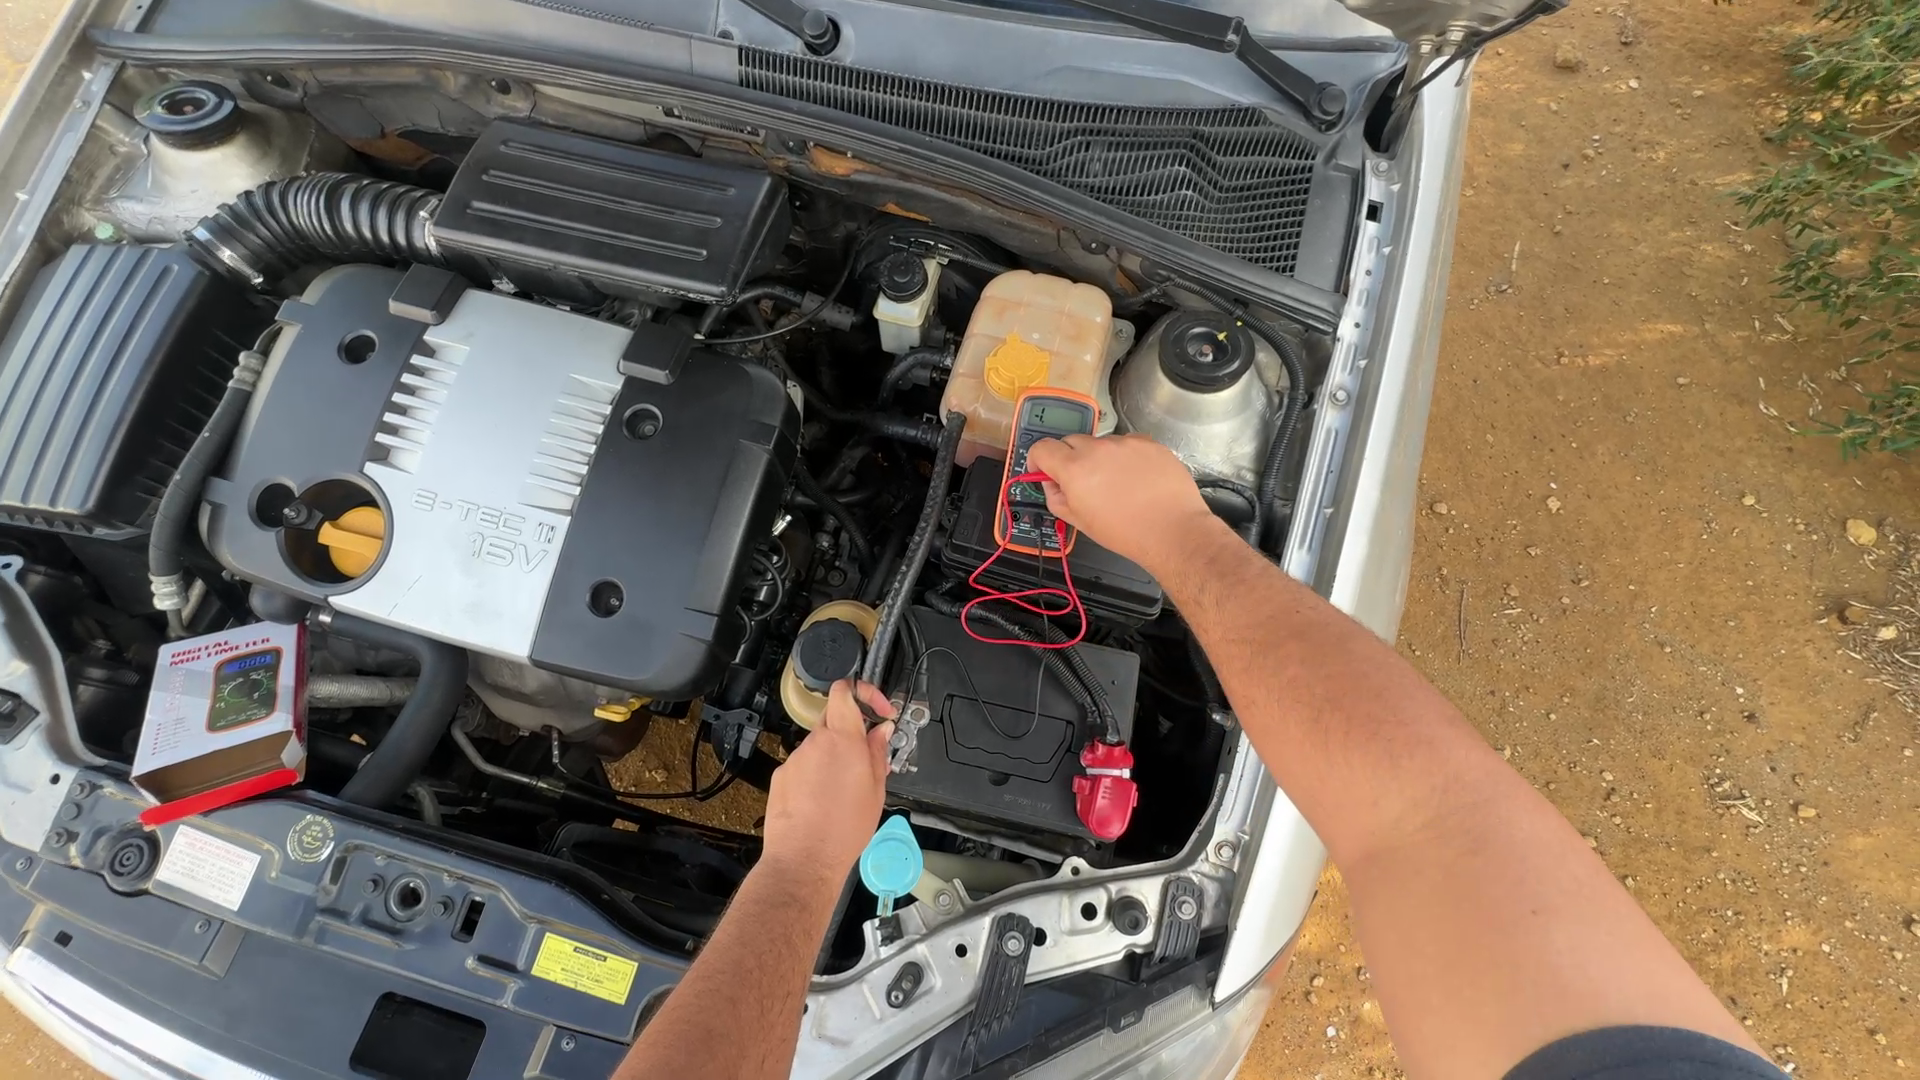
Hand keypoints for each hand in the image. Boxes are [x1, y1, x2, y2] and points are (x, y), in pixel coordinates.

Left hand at [760, 680, 894, 894]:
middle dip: (850, 729)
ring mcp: (796, 758)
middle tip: (864, 752)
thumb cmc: (842, 830)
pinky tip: (822, 799)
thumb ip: (878, 752)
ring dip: (832, 756)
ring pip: (818, 743)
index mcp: (844, 739)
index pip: (845, 691)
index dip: (863, 692)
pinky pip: (803, 764)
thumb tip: (881, 731)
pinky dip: (814, 774)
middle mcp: (817, 741)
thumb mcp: (876, 789)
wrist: (805, 859)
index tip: (878, 710)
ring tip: (843, 787)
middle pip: (833, 717)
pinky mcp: (782, 775)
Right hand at [1024, 434, 1222, 573]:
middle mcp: (1098, 449)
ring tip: (1115, 484)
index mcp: (1075, 469)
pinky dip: (1125, 456)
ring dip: (1099, 457)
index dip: (1038, 459)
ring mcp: (1126, 443)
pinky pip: (1127, 443)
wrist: (1172, 531)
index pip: (1043, 448)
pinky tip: (1135, 478)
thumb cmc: (1125, 532)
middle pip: (1071, 441)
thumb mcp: (1079, 522)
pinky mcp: (1149, 443)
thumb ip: (1056, 498)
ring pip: (1101, 443)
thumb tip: (1051, 484)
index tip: (1042, 470)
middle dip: (1069, 458)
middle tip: (1080, 481)